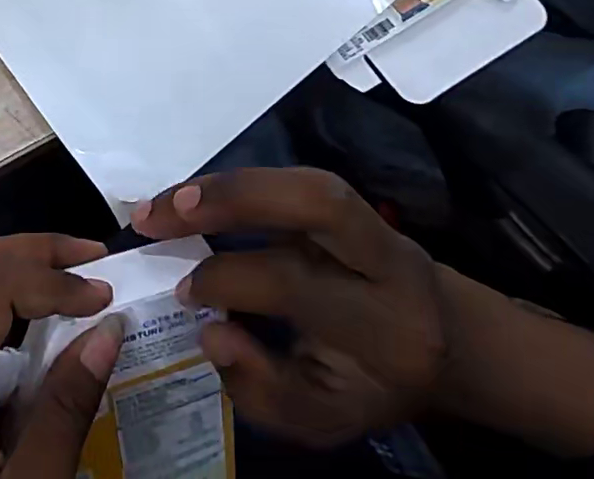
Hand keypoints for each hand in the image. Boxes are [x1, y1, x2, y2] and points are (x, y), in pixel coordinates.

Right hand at [134, 169, 593, 459]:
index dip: (226, 280)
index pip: (294, 283)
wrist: (434, 335)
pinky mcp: (345, 196)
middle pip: (319, 201)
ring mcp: (369, 218)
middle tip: (159, 216)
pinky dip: (232, 183)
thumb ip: (264, 391)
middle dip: (232, 198)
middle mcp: (385, 258)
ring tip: (161, 203)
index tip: (181, 294)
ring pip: (302, 180)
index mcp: (383, 323)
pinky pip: (286, 178)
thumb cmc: (366, 381)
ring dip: (222, 183)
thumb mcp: (323, 415)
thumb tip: (209, 333)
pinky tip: (191, 198)